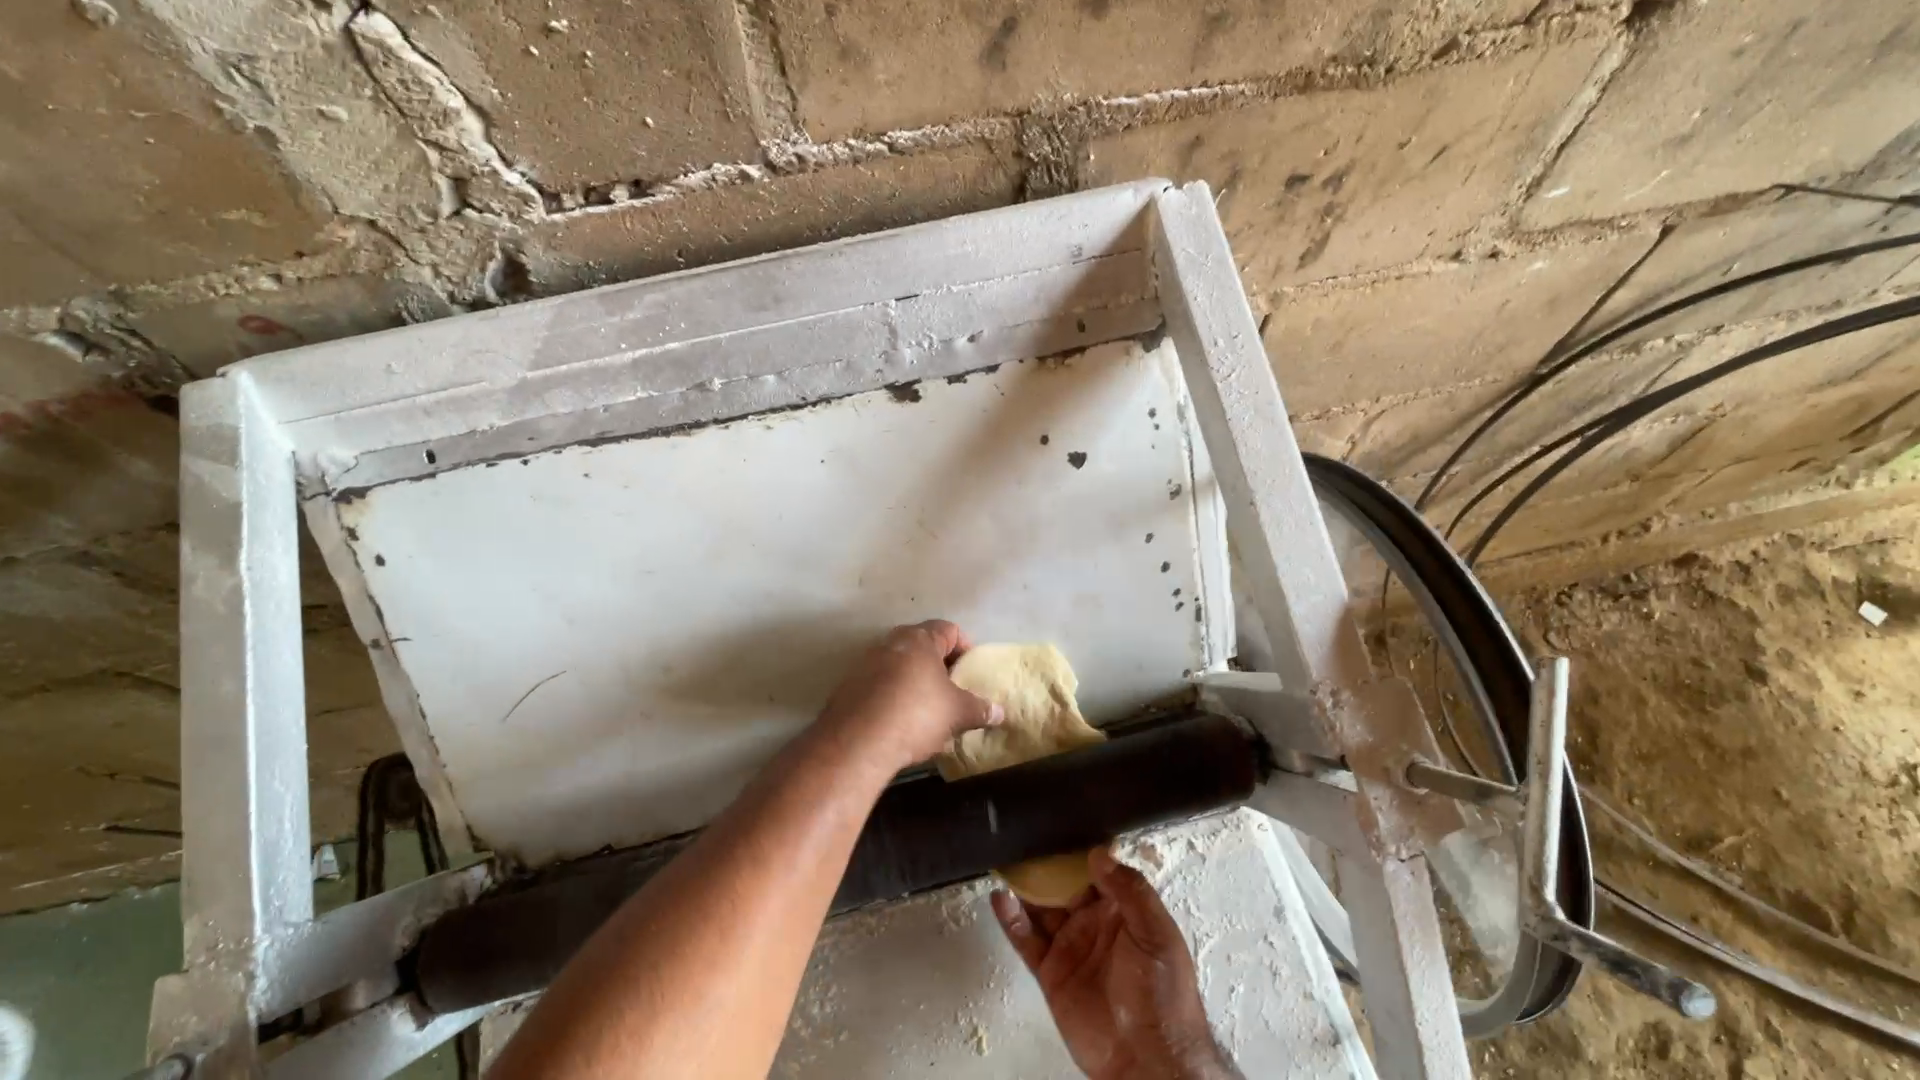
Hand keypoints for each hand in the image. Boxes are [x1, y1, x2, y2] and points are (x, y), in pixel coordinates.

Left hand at [815, 620, 1002, 770]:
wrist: (858, 742)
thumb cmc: (916, 714)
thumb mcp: (957, 713)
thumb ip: (980, 709)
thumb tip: (999, 712)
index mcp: (919, 640)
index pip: (949, 629)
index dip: (965, 647)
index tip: (972, 671)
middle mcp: (889, 643)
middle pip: (922, 647)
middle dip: (939, 667)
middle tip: (954, 690)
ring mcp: (865, 664)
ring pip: (899, 667)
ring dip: (915, 683)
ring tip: (929, 711)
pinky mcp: (848, 688)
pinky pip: (880, 687)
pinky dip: (893, 698)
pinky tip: (901, 724)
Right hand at [993, 849, 1241, 1079]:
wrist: (1147, 1058)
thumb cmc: (1164, 995)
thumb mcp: (1156, 935)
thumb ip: (1131, 892)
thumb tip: (1100, 854)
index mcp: (1123, 911)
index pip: (1099, 871)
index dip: (1081, 850)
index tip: (1061, 824)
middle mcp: (1094, 924)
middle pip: (1064, 885)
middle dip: (1047, 863)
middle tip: (1025, 836)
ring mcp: (1071, 947)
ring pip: (1041, 908)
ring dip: (1025, 886)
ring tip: (1006, 859)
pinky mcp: (1051, 972)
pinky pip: (1026, 940)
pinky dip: (1011, 919)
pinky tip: (1000, 898)